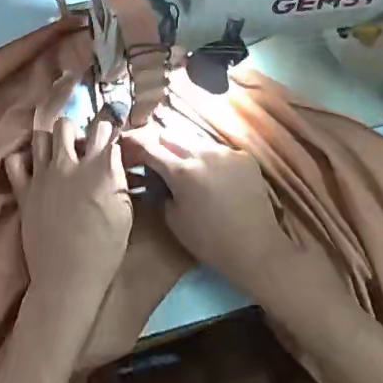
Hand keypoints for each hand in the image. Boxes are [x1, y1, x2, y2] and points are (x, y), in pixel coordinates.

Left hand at [4, 115, 131, 314]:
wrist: (68, 278)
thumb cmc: (104, 248)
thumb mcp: (125, 210)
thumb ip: (117, 177)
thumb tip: (113, 157)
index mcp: (99, 167)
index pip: (102, 128)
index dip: (106, 130)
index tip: (107, 139)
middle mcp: (69, 163)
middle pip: (66, 124)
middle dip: (74, 130)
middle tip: (79, 147)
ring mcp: (43, 175)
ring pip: (40, 136)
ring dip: (50, 141)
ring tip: (57, 154)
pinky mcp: (24, 191)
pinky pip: (14, 161)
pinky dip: (23, 159)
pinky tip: (33, 168)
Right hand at [124, 114, 290, 294]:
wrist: (255, 247)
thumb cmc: (209, 240)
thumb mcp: (173, 219)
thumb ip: (159, 191)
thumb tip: (152, 177)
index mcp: (181, 170)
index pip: (149, 147)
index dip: (135, 145)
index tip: (127, 146)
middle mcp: (203, 153)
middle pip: (172, 136)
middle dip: (160, 144)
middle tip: (155, 158)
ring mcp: (226, 152)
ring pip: (196, 141)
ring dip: (186, 150)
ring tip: (186, 168)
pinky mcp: (244, 156)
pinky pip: (219, 150)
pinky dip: (210, 159)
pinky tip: (214, 177)